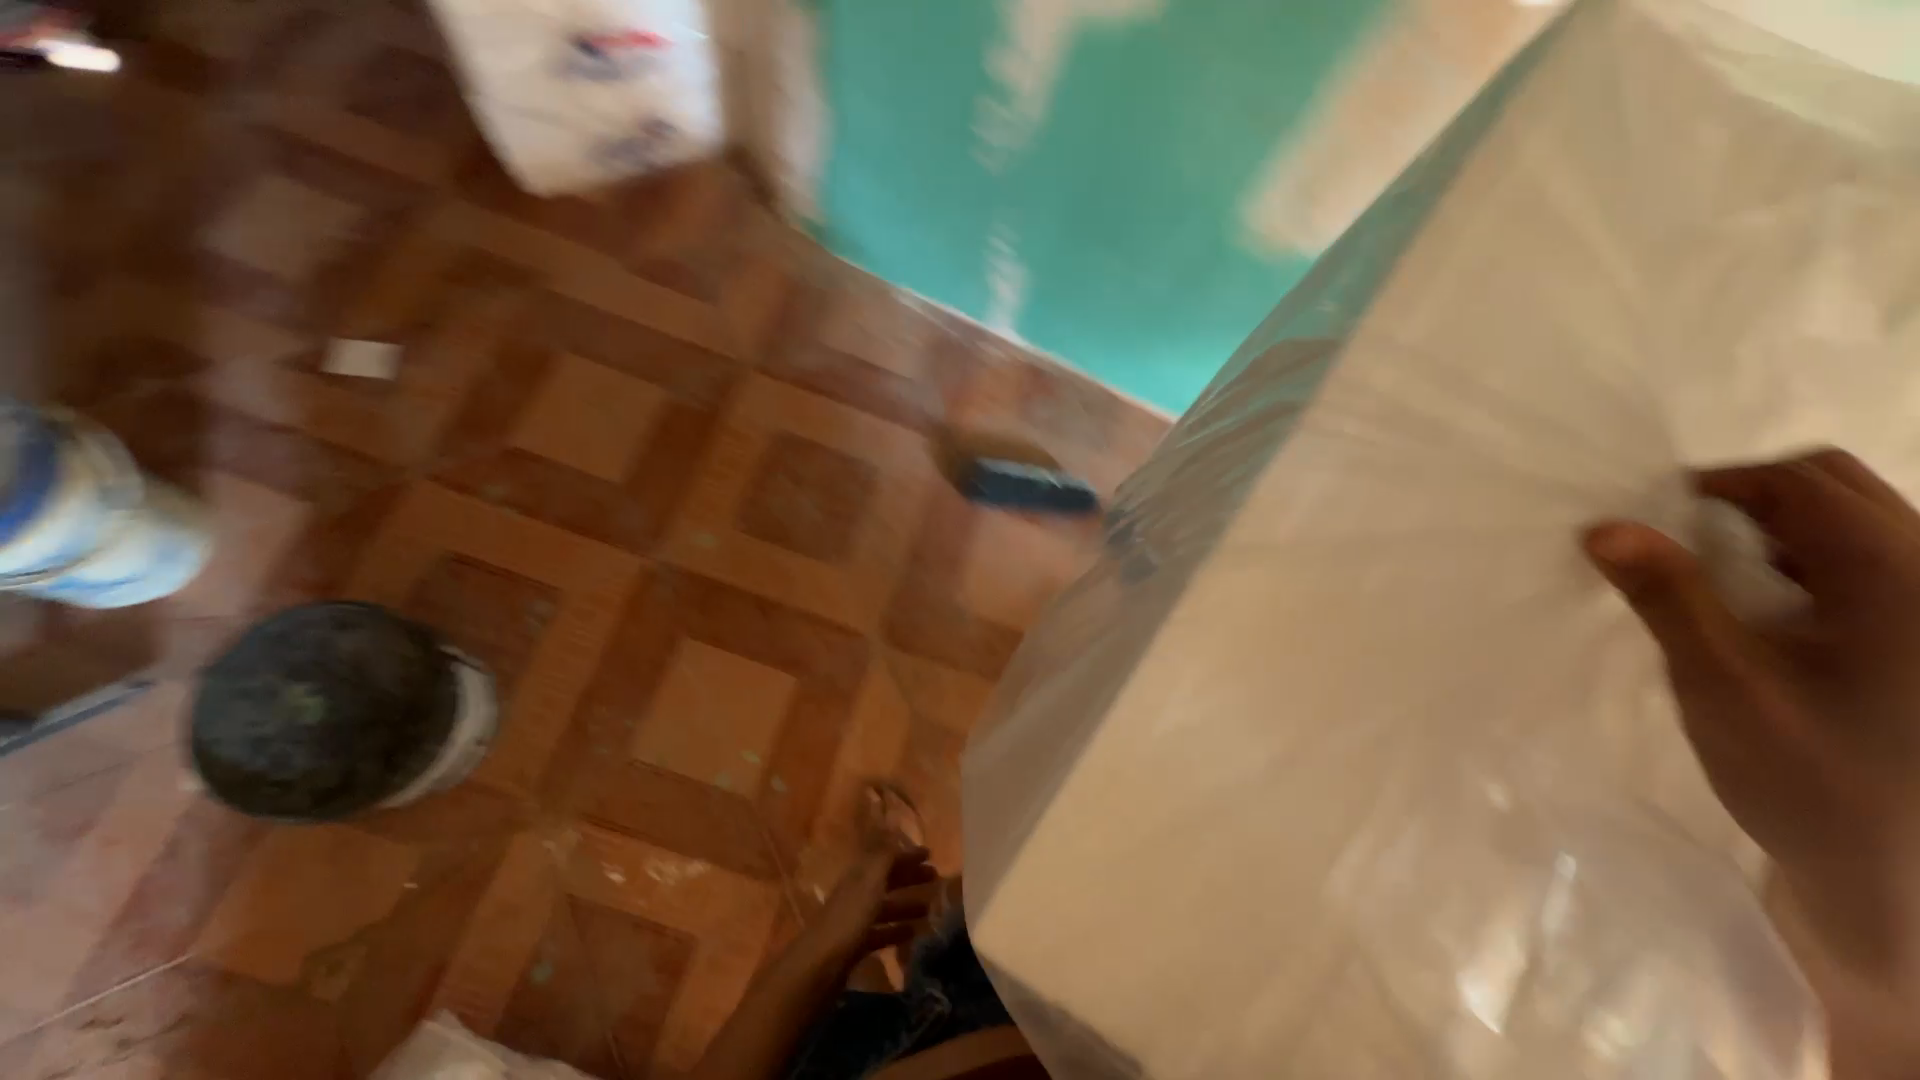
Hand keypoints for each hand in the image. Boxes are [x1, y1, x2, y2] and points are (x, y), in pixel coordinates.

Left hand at [805, 843, 940, 977]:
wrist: (819, 965)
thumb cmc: (849, 919)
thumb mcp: (870, 882)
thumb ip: (883, 854)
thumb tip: (893, 820)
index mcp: (860, 876)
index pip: (885, 857)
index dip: (906, 854)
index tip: (930, 854)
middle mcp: (857, 893)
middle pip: (886, 880)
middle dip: (909, 877)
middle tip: (936, 879)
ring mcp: (855, 920)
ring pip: (885, 907)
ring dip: (906, 905)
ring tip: (930, 908)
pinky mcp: (856, 946)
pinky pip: (881, 933)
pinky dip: (897, 931)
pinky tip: (913, 934)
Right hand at [1584, 449, 1919, 985]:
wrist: (1898, 878)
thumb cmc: (1811, 778)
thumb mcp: (1724, 683)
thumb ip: (1668, 596)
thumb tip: (1605, 528)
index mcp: (1897, 578)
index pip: (1800, 481)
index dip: (1716, 486)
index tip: (1650, 526)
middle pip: (1837, 490)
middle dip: (1748, 504)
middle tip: (1679, 550)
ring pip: (1856, 525)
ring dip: (1777, 535)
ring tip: (1719, 587)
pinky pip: (1871, 567)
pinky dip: (1807, 568)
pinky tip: (1771, 620)